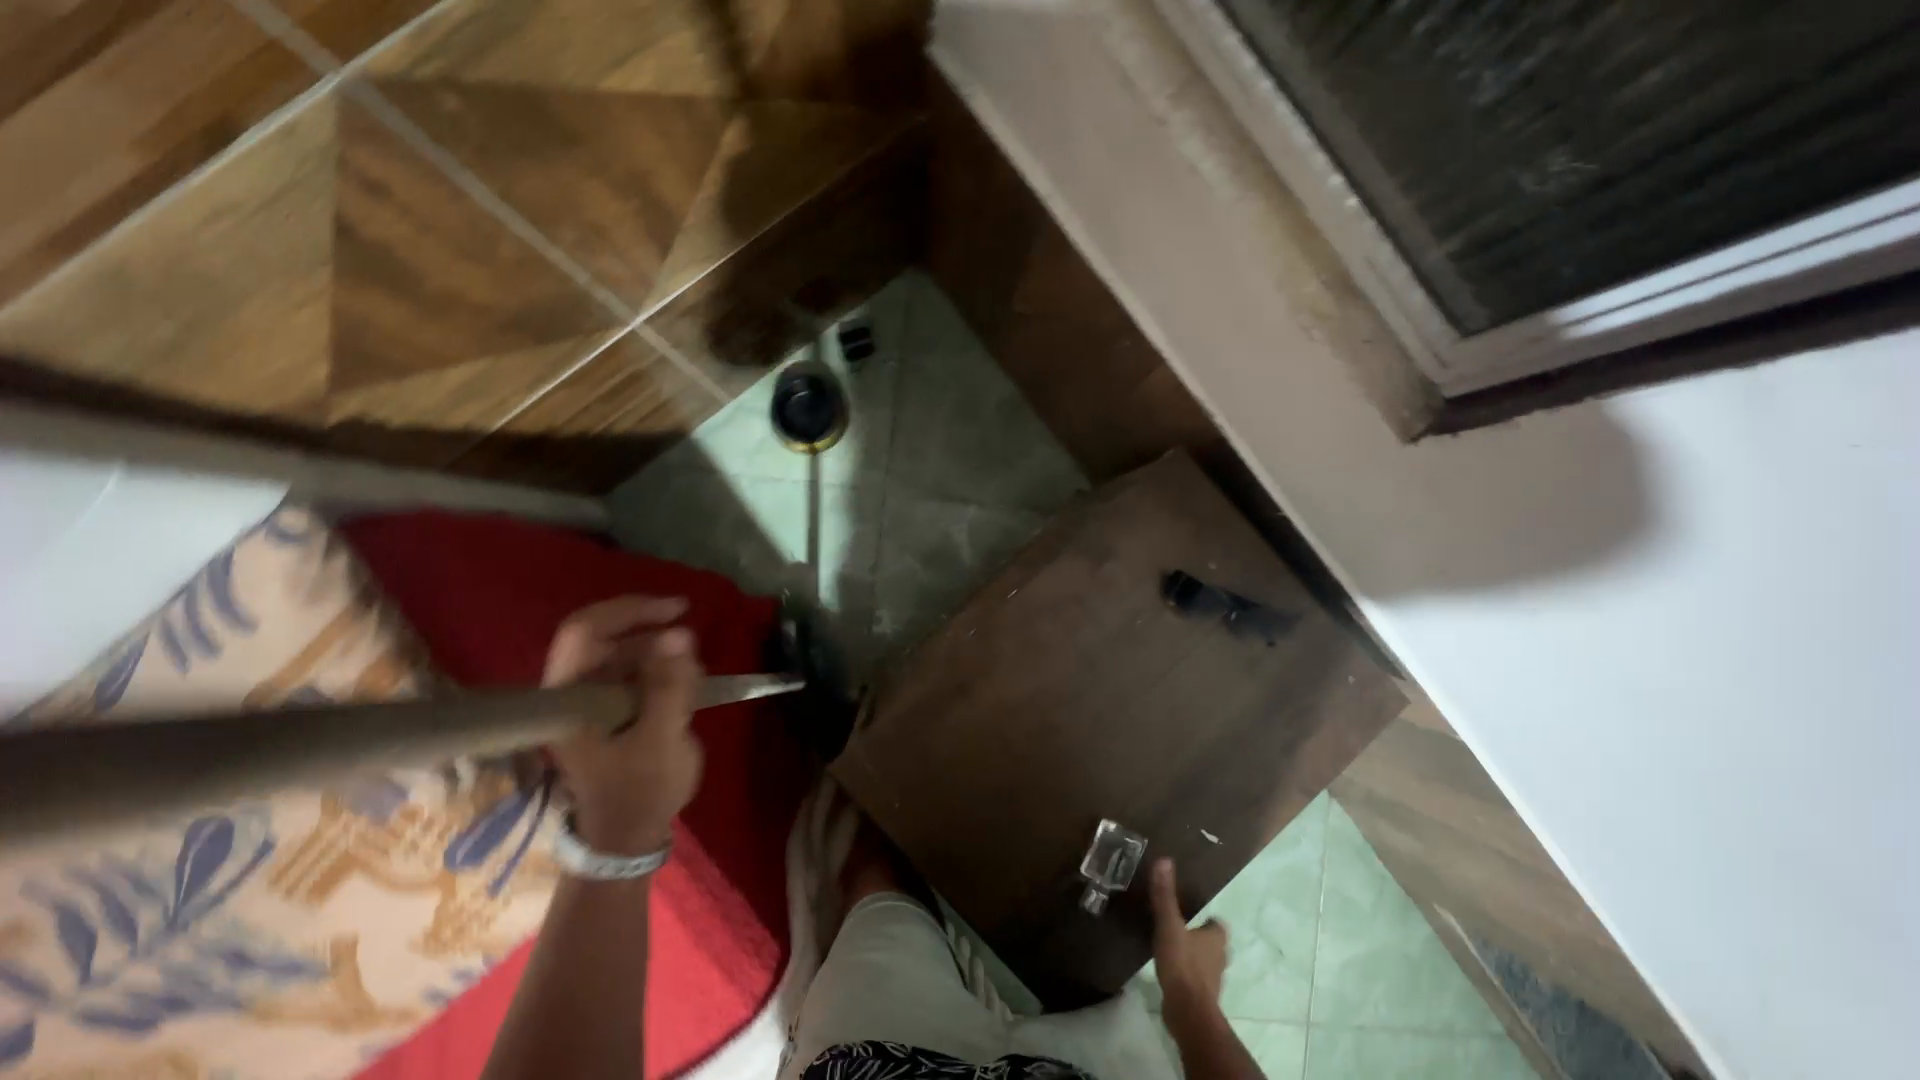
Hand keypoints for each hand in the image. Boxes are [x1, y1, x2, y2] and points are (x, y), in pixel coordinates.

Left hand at [542, 596, 703, 855]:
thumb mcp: (661, 740)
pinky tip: (681, 683)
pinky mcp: (602, 715)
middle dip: (648, 631)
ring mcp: (584, 704)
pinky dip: (655, 671)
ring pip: (617, 656)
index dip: (629, 611)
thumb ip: (670, 686)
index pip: (585, 631)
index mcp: (568, 698)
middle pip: (602, 639)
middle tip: (690, 632)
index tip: (676, 610)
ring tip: (692, 670)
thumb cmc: (639, 793)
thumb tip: (680, 633)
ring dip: (656, 652)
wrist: (625, 842)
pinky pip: (626, 676)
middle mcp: (568, 694)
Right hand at [1150, 857, 1228, 1034]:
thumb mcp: (1169, 926)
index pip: (1216, 922)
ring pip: (1204, 960)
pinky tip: (1168, 970)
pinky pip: (1194, 977)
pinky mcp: (1202, 995)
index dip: (1205, 917)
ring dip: (1191, 954)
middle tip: (1176, 927)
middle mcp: (1221, 956)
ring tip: (1169, 947)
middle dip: (1197, 935)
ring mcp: (1213, 978)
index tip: (1188, 912)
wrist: (1188, 1012)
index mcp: (1217, 937)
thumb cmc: (1182, 964)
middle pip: (1211, 941)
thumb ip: (1165, 896)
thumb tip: (1164, 860)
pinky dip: (1185, 972)